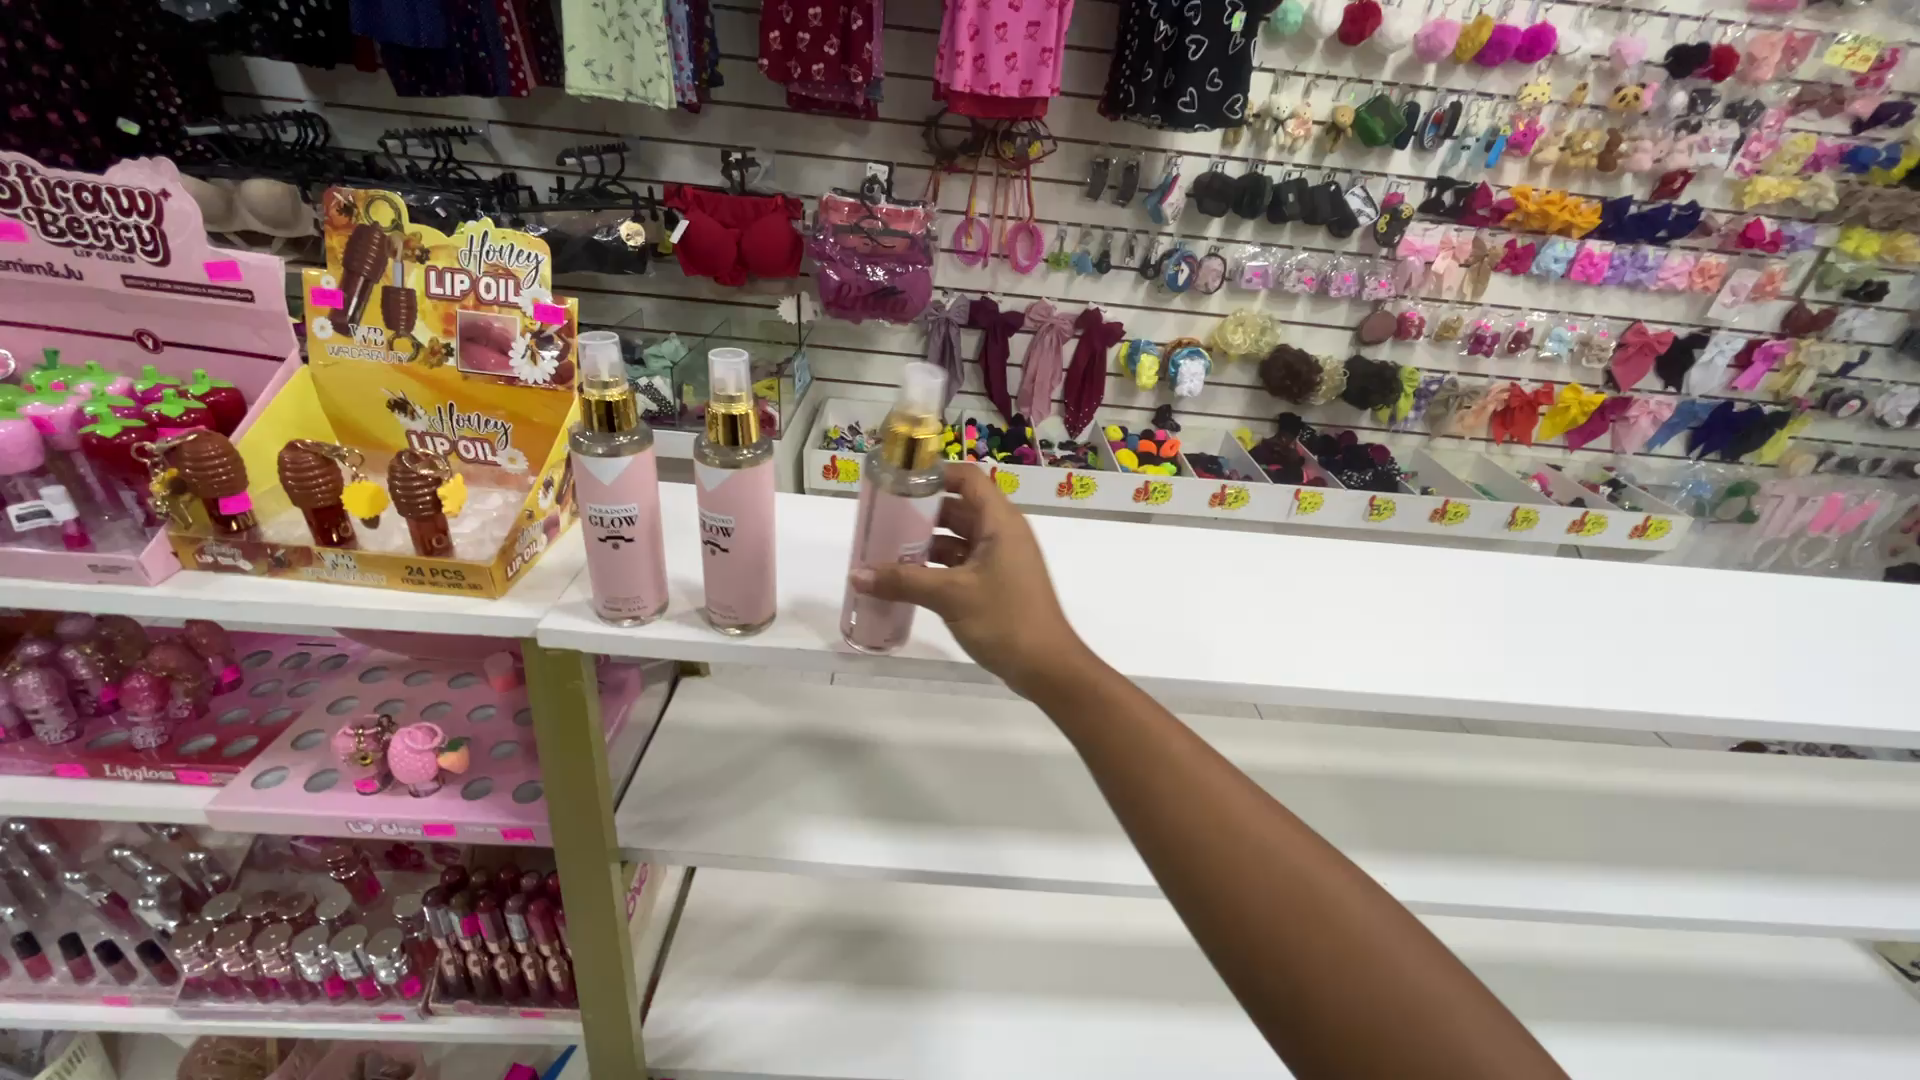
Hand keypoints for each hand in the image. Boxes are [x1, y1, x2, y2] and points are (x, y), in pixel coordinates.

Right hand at [850, 464, 1088, 695]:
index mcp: (1000, 522)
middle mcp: (1002, 533)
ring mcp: (1001, 559)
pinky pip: (962, 563)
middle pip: (958, 507)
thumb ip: (902, 581)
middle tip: (882, 519)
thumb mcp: (950, 596)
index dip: (934, 474)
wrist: (1046, 666)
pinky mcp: (997, 583)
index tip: (898, 482)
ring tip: (886, 550)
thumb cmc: (1005, 619)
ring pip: (958, 538)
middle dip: (920, 512)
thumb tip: (856, 575)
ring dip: (925, 543)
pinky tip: (907, 579)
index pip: (967, 478)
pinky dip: (937, 566)